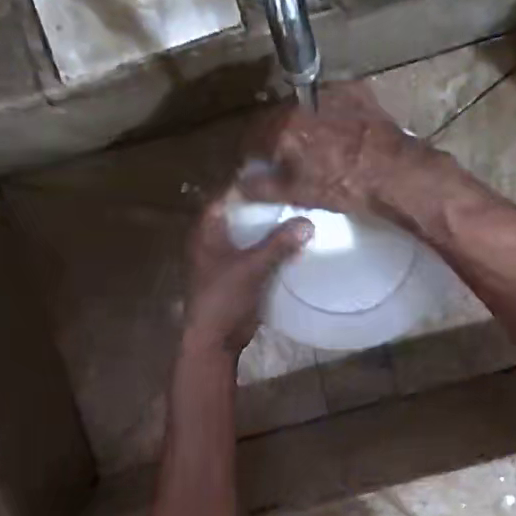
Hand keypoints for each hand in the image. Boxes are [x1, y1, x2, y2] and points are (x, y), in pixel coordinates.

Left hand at [182, 198, 311, 357]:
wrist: (215, 340)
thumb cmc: (223, 298)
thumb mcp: (252, 267)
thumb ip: (279, 244)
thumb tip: (308, 221)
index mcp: (207, 232)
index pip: (228, 196)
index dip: (251, 184)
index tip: (280, 174)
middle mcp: (215, 241)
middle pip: (243, 215)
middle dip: (268, 208)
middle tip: (297, 194)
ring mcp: (227, 259)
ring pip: (253, 236)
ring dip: (273, 230)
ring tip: (303, 214)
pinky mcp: (240, 276)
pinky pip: (260, 256)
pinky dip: (275, 250)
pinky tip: (298, 244)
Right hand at [243, 83, 457, 224]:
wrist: (395, 172)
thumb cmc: (344, 186)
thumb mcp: (298, 193)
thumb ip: (262, 187)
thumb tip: (240, 184)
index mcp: (282, 127)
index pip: (251, 135)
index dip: (250, 151)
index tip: (255, 163)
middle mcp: (302, 102)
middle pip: (277, 116)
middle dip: (276, 135)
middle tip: (284, 155)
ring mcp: (331, 91)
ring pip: (305, 105)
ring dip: (303, 121)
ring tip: (315, 143)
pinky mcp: (357, 90)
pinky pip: (332, 100)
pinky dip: (330, 113)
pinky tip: (339, 132)